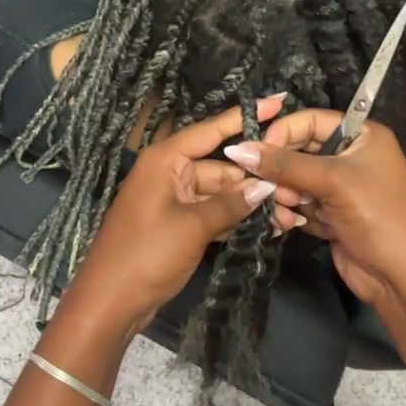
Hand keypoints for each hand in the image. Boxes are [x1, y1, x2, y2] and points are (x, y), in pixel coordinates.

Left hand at [69, 96, 299, 330]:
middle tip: (295, 182)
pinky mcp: (177, 225)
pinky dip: (235, 218)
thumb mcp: (192, 227)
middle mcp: (169, 172)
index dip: (245, 117)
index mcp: (165, 159)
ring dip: (249, 202)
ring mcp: (172, 200)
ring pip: (219, 192)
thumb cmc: (145, 254)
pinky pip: (211, 212)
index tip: (278, 101)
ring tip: (289, 210)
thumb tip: (266, 185)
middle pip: (220, 164)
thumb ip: (230, 204)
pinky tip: (267, 226)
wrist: (109, 303)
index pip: (211, 130)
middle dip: (255, 176)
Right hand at [223, 111, 405, 305]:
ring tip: (285, 210)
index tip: (257, 151)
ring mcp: (342, 187)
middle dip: (283, 170)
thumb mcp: (332, 182)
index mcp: (363, 136)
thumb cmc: (377, 216)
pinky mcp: (332, 214)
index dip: (284, 132)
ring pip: (296, 179)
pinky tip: (289, 224)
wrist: (403, 280)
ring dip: (285, 194)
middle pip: (301, 150)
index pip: (312, 120)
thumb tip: (237, 148)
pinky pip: (300, 203)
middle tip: (267, 186)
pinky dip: (292, 212)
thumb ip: (285, 164)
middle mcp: (352, 156)